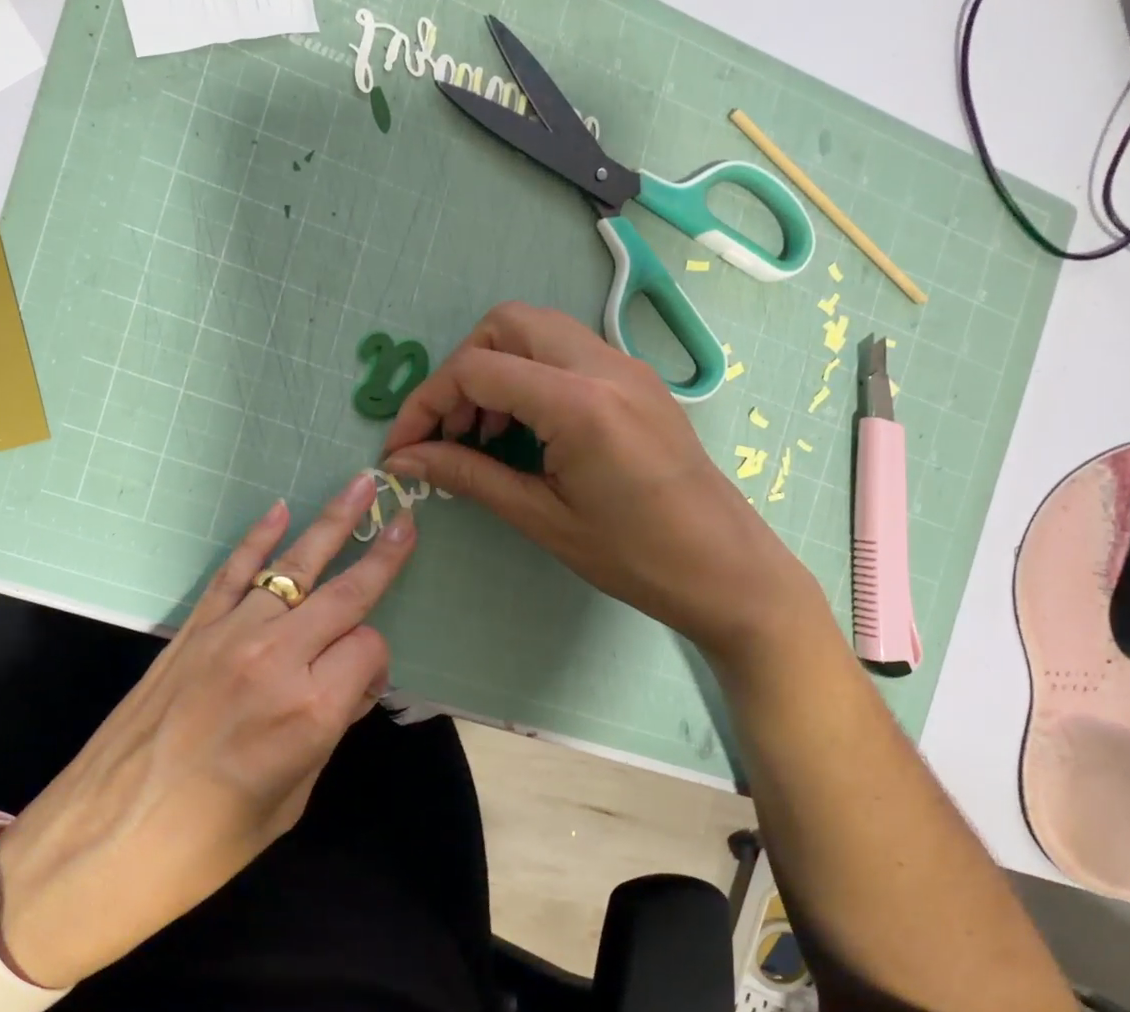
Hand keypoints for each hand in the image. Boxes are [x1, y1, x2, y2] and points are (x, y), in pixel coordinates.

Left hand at [0, 473, 415, 988]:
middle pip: (344, 596)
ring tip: (360, 485)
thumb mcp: (289, 800)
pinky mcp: (190, 632)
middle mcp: (275, 660)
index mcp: (310, 712)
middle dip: (381, 557)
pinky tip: (279, 513)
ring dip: (330, 524)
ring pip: (293, 569)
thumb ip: (325, 734)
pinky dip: (257, 540)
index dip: (374, 667)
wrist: (106, 837)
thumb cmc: (206, 844)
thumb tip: (345, 690)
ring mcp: (228, 637)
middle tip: (406, 521)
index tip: (361, 690)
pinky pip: (233, 574)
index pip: (370, 652)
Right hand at [379, 302, 822, 661]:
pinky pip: (566, 353)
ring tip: (482, 436)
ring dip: (495, 370)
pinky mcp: (636, 381)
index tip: (403, 448)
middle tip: (449, 430)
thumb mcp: (540, 518)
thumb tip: (403, 460)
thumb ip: (467, 475)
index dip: (424, 404)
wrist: (727, 568)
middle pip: (505, 324)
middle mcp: (603, 366)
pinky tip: (523, 433)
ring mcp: (626, 367)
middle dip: (460, 370)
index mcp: (578, 403)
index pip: (475, 370)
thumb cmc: (633, 555)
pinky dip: (528, 376)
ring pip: (537, 331)